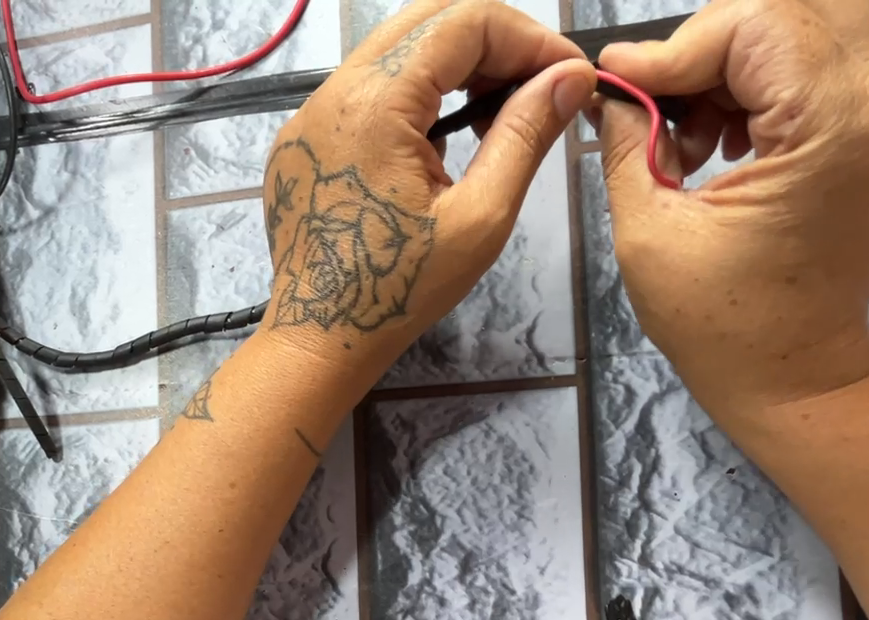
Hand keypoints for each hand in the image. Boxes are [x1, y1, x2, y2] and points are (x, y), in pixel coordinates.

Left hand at [259, 0, 595, 382]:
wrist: (320, 337)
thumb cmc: (398, 290)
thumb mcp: (478, 217)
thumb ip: (524, 135)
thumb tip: (570, 76)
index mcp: (373, 104)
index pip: (464, 21)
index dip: (527, 36)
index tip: (562, 75)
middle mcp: (329, 95)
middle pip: (424, 22)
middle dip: (489, 43)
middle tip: (529, 90)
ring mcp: (306, 119)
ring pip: (390, 54)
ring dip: (449, 70)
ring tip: (486, 121)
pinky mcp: (299, 146)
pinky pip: (360, 93)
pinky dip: (407, 99)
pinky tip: (432, 148)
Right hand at [594, 0, 868, 415]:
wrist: (789, 368)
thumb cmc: (717, 319)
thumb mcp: (648, 229)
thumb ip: (627, 142)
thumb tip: (606, 86)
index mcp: (834, 123)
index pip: (755, 24)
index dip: (673, 46)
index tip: (613, 79)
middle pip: (788, 8)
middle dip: (705, 45)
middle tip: (649, 102)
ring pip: (804, 23)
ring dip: (732, 62)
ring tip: (685, 130)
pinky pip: (817, 59)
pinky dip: (758, 80)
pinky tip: (718, 136)